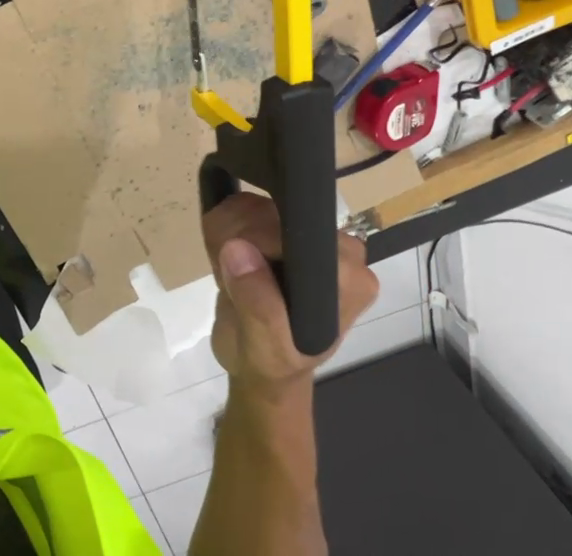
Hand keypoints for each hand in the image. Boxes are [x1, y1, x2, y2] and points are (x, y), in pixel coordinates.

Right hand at [205, 192, 378, 392]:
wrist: (258, 366)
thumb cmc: (268, 364)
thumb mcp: (265, 349)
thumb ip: (258, 305)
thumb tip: (238, 249)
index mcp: (348, 278)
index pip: (299, 229)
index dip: (259, 237)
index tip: (235, 263)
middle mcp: (338, 251)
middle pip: (274, 212)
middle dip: (238, 239)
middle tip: (229, 280)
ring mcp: (310, 237)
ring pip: (252, 205)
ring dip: (227, 235)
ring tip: (229, 276)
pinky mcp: (285, 229)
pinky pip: (242, 207)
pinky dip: (223, 230)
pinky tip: (228, 262)